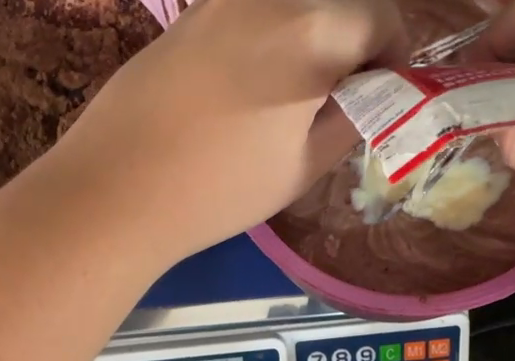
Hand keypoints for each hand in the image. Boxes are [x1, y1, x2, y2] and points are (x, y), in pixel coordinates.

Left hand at [47, 0, 405, 261]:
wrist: (119, 185)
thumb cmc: (220, 189)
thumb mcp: (302, 167)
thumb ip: (349, 120)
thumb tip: (369, 96)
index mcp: (312, 31)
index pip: (381, 16)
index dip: (395, 54)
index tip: (386, 91)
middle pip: (337, 1)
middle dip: (355, 39)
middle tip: (346, 94)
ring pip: (293, 5)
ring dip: (313, 35)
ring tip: (298, 94)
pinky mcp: (192, 11)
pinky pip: (253, 10)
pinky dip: (273, 34)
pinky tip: (253, 85)